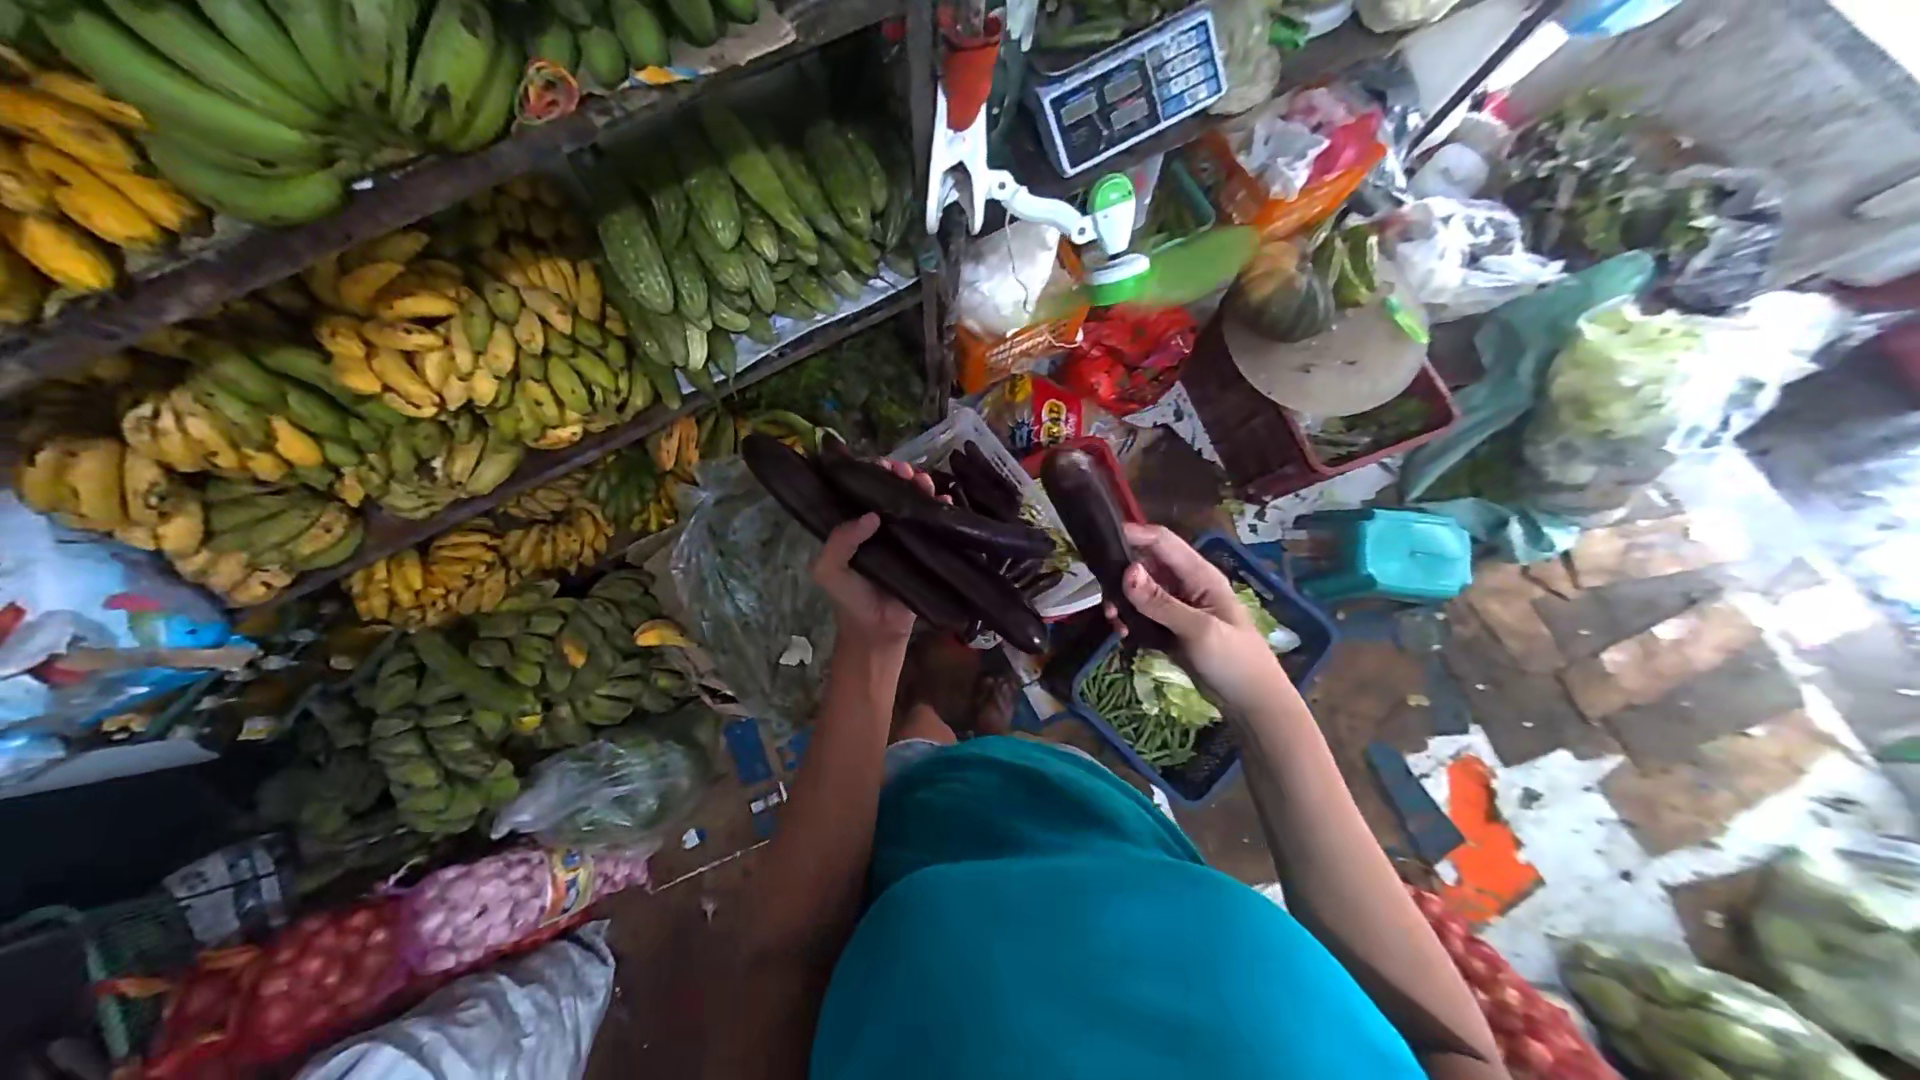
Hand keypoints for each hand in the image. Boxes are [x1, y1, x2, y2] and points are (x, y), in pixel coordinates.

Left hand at [810, 460, 941, 645]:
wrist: (877, 631)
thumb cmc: (850, 599)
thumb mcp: (829, 570)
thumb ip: (840, 541)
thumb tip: (872, 516)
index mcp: (856, 527)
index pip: (865, 492)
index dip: (874, 475)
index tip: (883, 465)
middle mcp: (883, 528)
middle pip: (894, 493)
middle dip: (901, 477)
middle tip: (906, 471)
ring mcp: (907, 538)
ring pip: (916, 505)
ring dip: (922, 488)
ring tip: (924, 481)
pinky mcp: (928, 551)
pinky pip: (937, 526)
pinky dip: (943, 509)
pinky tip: (946, 497)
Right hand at [1112, 523, 1293, 711]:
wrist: (1250, 701)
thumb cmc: (1234, 661)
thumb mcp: (1198, 630)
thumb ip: (1161, 602)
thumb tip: (1127, 571)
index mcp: (1200, 574)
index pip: (1162, 541)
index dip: (1133, 534)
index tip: (1101, 542)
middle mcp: (1186, 583)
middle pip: (1144, 563)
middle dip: (1120, 576)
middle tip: (1106, 601)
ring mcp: (1176, 604)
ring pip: (1138, 589)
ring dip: (1122, 601)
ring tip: (1115, 623)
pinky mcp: (1168, 625)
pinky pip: (1140, 612)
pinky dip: (1128, 619)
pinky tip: (1124, 635)